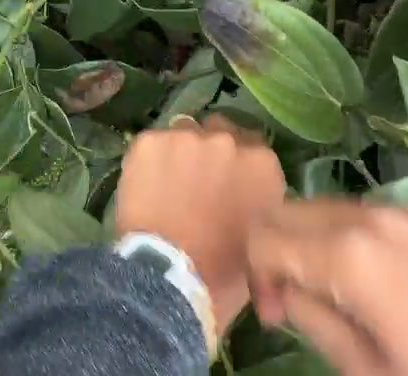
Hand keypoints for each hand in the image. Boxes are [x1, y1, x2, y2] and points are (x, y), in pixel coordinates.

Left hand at [114, 115, 285, 331]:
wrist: (170, 274)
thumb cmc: (223, 271)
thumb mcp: (261, 239)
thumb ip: (259, 204)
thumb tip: (249, 199)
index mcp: (261, 165)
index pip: (254, 147)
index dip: (239, 162)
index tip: (228, 178)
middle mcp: (225, 141)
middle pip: (218, 132)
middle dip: (211, 150)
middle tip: (198, 178)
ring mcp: (184, 136)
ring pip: (184, 132)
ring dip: (180, 150)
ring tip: (169, 180)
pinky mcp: (148, 140)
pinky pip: (152, 142)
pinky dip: (150, 159)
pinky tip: (146, 183)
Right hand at [244, 200, 407, 375]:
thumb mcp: (369, 371)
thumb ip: (313, 321)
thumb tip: (285, 293)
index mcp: (348, 255)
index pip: (263, 238)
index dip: (255, 275)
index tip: (275, 317)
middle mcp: (368, 217)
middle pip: (286, 211)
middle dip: (275, 251)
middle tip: (292, 304)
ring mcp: (405, 213)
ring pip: (324, 208)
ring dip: (310, 242)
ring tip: (335, 296)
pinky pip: (367, 216)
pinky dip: (349, 239)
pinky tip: (378, 286)